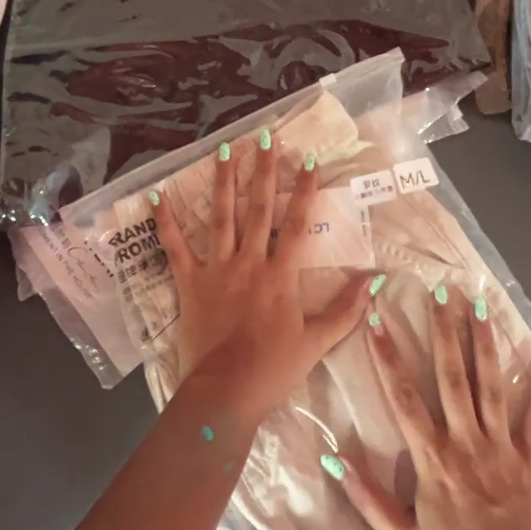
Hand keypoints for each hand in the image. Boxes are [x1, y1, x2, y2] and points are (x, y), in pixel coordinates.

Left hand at [150, 132, 371, 421]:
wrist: (225, 394)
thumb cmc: (273, 369)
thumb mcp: (317, 342)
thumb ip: (346, 310)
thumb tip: (375, 280)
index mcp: (280, 275)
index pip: (296, 224)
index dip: (304, 191)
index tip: (309, 160)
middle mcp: (249, 262)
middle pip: (258, 209)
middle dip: (264, 170)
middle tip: (266, 136)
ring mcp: (216, 269)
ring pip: (220, 217)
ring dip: (224, 181)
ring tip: (225, 149)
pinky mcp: (189, 282)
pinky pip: (174, 247)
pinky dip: (165, 222)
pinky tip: (155, 195)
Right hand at [341, 288, 530, 529]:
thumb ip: (368, 497)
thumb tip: (333, 456)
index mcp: (433, 459)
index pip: (403, 396)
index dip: (388, 355)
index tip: (378, 318)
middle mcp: (467, 443)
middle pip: (452, 377)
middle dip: (444, 330)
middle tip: (440, 289)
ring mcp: (502, 449)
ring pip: (492, 385)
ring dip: (485, 342)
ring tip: (481, 303)